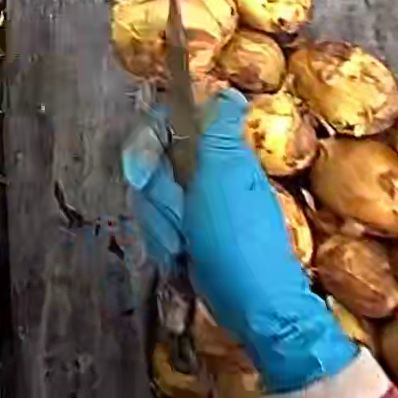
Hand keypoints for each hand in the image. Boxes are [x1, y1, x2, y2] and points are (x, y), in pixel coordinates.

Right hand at [124, 90, 357, 391]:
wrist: (255, 307)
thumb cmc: (238, 236)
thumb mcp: (226, 174)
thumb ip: (219, 128)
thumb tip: (229, 90)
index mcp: (214, 147)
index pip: (164, 120)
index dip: (147, 141)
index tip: (143, 171)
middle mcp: (202, 166)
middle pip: (150, 157)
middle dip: (156, 193)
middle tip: (176, 215)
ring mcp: (192, 198)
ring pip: (148, 192)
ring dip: (159, 221)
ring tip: (182, 242)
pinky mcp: (183, 226)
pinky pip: (152, 218)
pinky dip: (160, 239)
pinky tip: (177, 255)